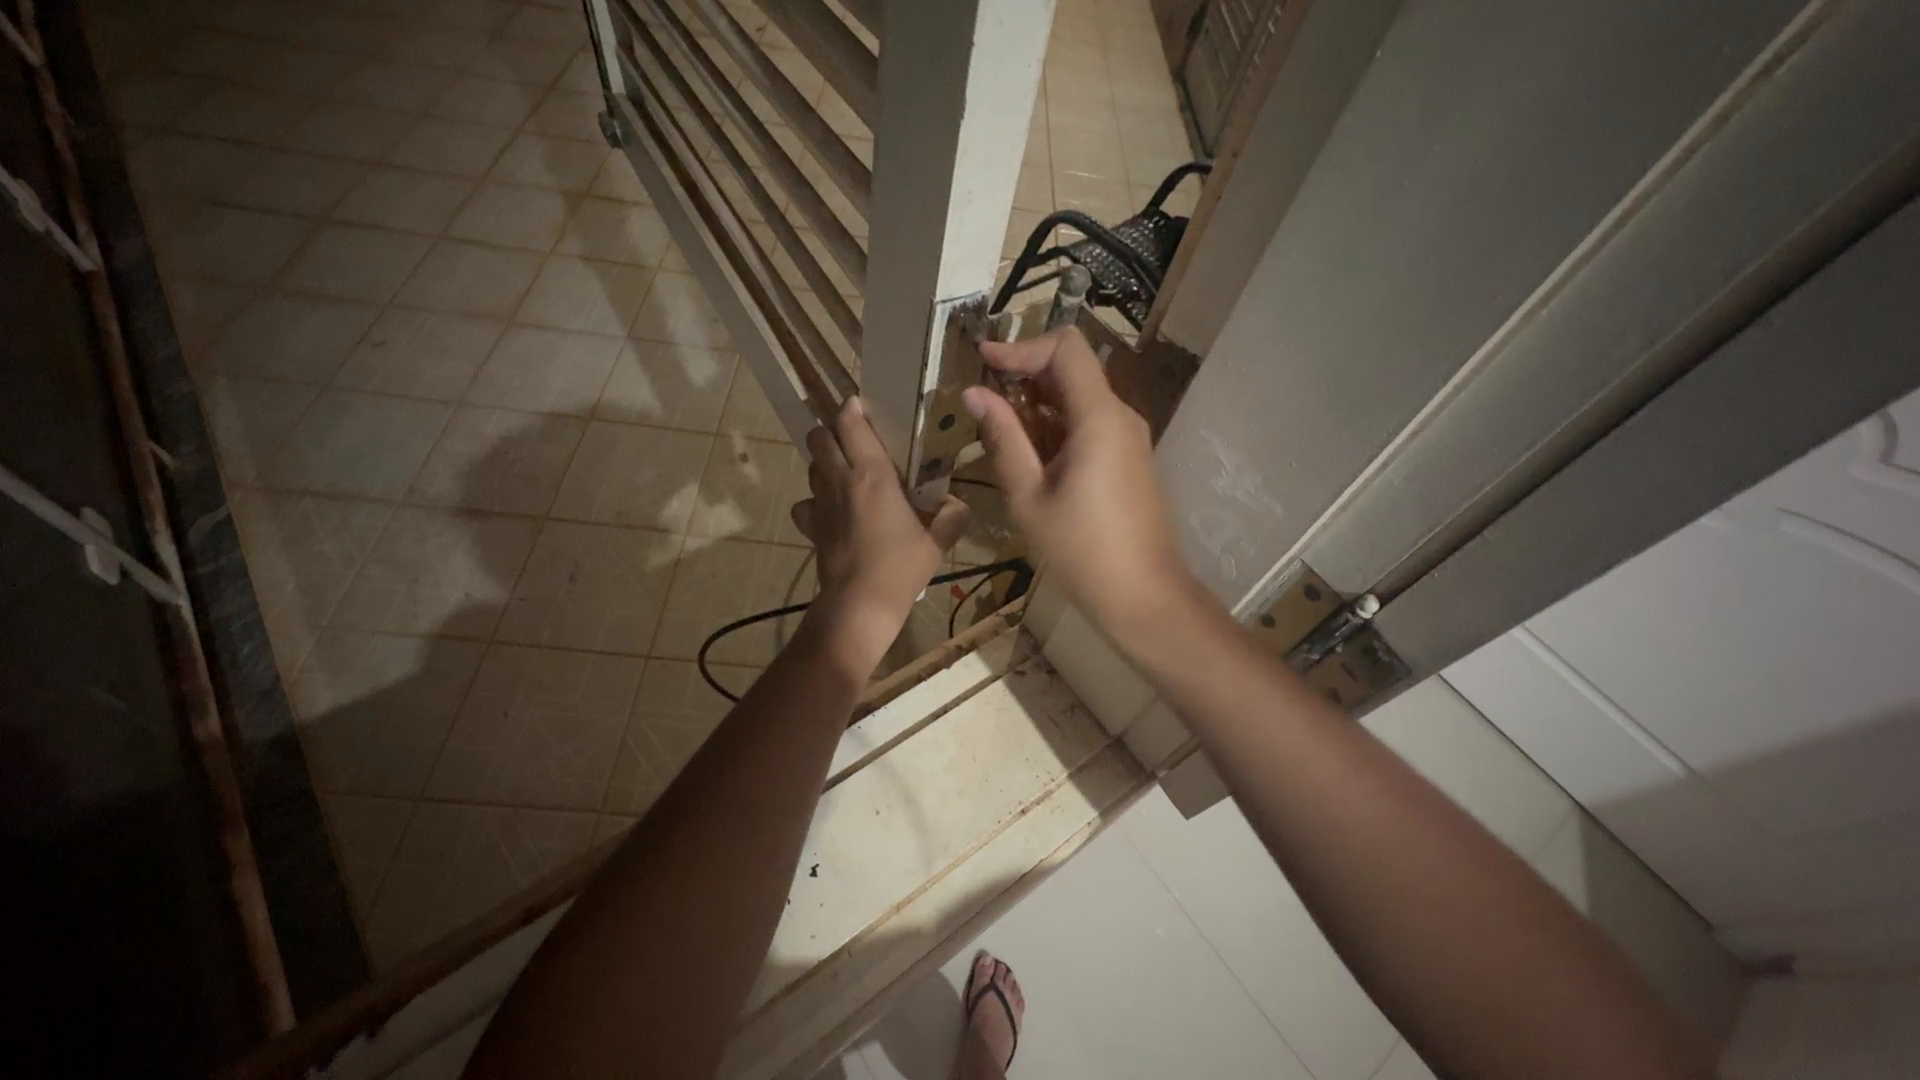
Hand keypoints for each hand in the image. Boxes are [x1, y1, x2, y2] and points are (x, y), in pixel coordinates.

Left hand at [790, 396, 969, 676]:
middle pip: (819, 437)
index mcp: (872, 473)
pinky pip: (805, 503)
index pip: (850, 423)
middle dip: (831, 431)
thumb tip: (956, 503)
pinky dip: (814, 501)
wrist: (861, 603)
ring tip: (845, 471)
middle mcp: (840, 480)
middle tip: (854, 438)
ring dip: (824, 462)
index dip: (852, 409)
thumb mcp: (940, 537)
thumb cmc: (902, 564)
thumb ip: (952, 513)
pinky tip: (831, 510)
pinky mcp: (812, 527)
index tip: (863, 406)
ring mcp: (821, 503)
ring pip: (811, 466)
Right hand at [963, 329, 1192, 639]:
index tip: (982, 361)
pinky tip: (1026, 452)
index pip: (1065, 348)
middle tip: (982, 396)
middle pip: (1073, 368)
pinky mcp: (1127, 458)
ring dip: (1037, 401)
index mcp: (1099, 417)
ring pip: (1079, 396)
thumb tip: (974, 394)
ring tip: (996, 426)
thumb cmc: (1082, 550)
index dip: (1021, 347)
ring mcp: (1128, 438)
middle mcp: (1120, 416)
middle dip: (1025, 373)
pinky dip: (1055, 424)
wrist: (1143, 594)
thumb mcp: (1029, 496)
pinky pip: (1089, 423)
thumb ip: (1003, 438)